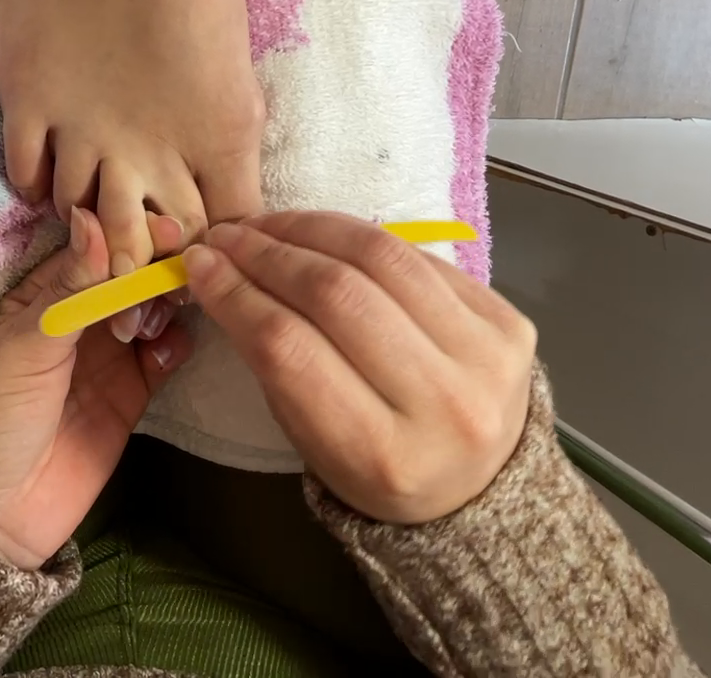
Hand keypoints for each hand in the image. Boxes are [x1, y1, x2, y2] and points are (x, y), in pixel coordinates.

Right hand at [0, 0, 263, 269]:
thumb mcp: (230, 37)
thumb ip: (215, 112)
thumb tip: (198, 154)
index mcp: (223, 129)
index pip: (226, 230)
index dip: (218, 250)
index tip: (204, 247)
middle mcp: (153, 144)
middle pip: (157, 244)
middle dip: (157, 259)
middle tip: (147, 245)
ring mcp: (82, 124)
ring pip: (87, 222)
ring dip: (94, 230)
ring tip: (96, 222)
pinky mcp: (26, 94)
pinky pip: (28, 179)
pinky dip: (41, 189)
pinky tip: (49, 175)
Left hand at [0, 209, 193, 568]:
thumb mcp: (24, 345)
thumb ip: (67, 288)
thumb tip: (90, 217)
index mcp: (44, 296)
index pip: (95, 250)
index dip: (127, 236)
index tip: (162, 229)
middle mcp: (80, 317)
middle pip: (129, 274)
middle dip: (155, 266)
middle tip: (176, 271)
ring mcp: (109, 353)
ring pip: (152, 307)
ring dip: (166, 301)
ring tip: (165, 312)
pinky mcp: (133, 391)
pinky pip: (165, 354)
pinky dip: (176, 341)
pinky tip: (168, 348)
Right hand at [181, 213, 537, 524]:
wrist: (479, 485)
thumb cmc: (371, 464)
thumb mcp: (307, 432)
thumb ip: (269, 354)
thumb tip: (218, 268)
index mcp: (380, 453)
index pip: (289, 349)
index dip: (236, 294)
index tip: (200, 263)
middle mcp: (444, 406)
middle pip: (336, 295)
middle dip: (267, 253)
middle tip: (227, 235)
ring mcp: (486, 357)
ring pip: (380, 258)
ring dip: (309, 228)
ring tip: (268, 225)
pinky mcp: (510, 320)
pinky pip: (416, 254)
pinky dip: (357, 235)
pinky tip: (320, 232)